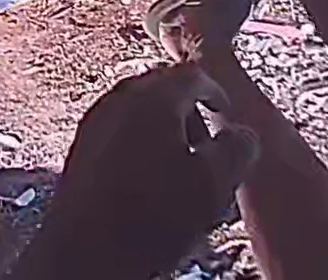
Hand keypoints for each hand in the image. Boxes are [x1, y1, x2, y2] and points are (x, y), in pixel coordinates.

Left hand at [11, 63, 257, 279]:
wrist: (85, 253)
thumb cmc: (149, 217)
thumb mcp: (210, 186)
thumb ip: (236, 151)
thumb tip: (245, 134)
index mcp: (154, 96)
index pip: (193, 74)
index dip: (216, 92)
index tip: (225, 114)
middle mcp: (122, 96)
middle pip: (165, 89)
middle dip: (190, 115)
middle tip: (206, 151)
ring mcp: (98, 119)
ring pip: (141, 110)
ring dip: (166, 131)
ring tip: (179, 172)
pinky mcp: (83, 145)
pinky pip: (121, 129)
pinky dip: (141, 143)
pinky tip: (149, 182)